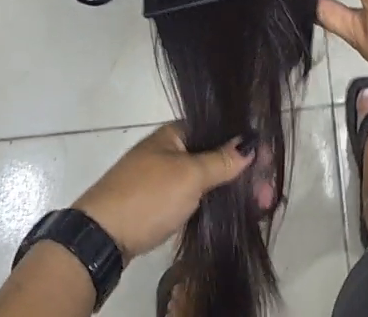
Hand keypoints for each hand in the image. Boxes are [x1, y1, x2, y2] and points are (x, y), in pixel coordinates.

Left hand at [70, 124, 256, 260]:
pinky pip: (194, 197)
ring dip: (232, 191)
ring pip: (206, 179)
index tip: (268, 163)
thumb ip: (221, 159)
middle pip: (215, 155)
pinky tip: (232, 214)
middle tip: (268, 197)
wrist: (99, 238)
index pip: (217, 129)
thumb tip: (249, 141)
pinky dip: (214, 204)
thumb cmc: (147, 197)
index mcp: (174, 133)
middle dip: (244, 173)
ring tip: (260, 207)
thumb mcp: (189, 176)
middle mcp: (168, 150)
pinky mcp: (157, 204)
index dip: (244, 144)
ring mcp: (161, 178)